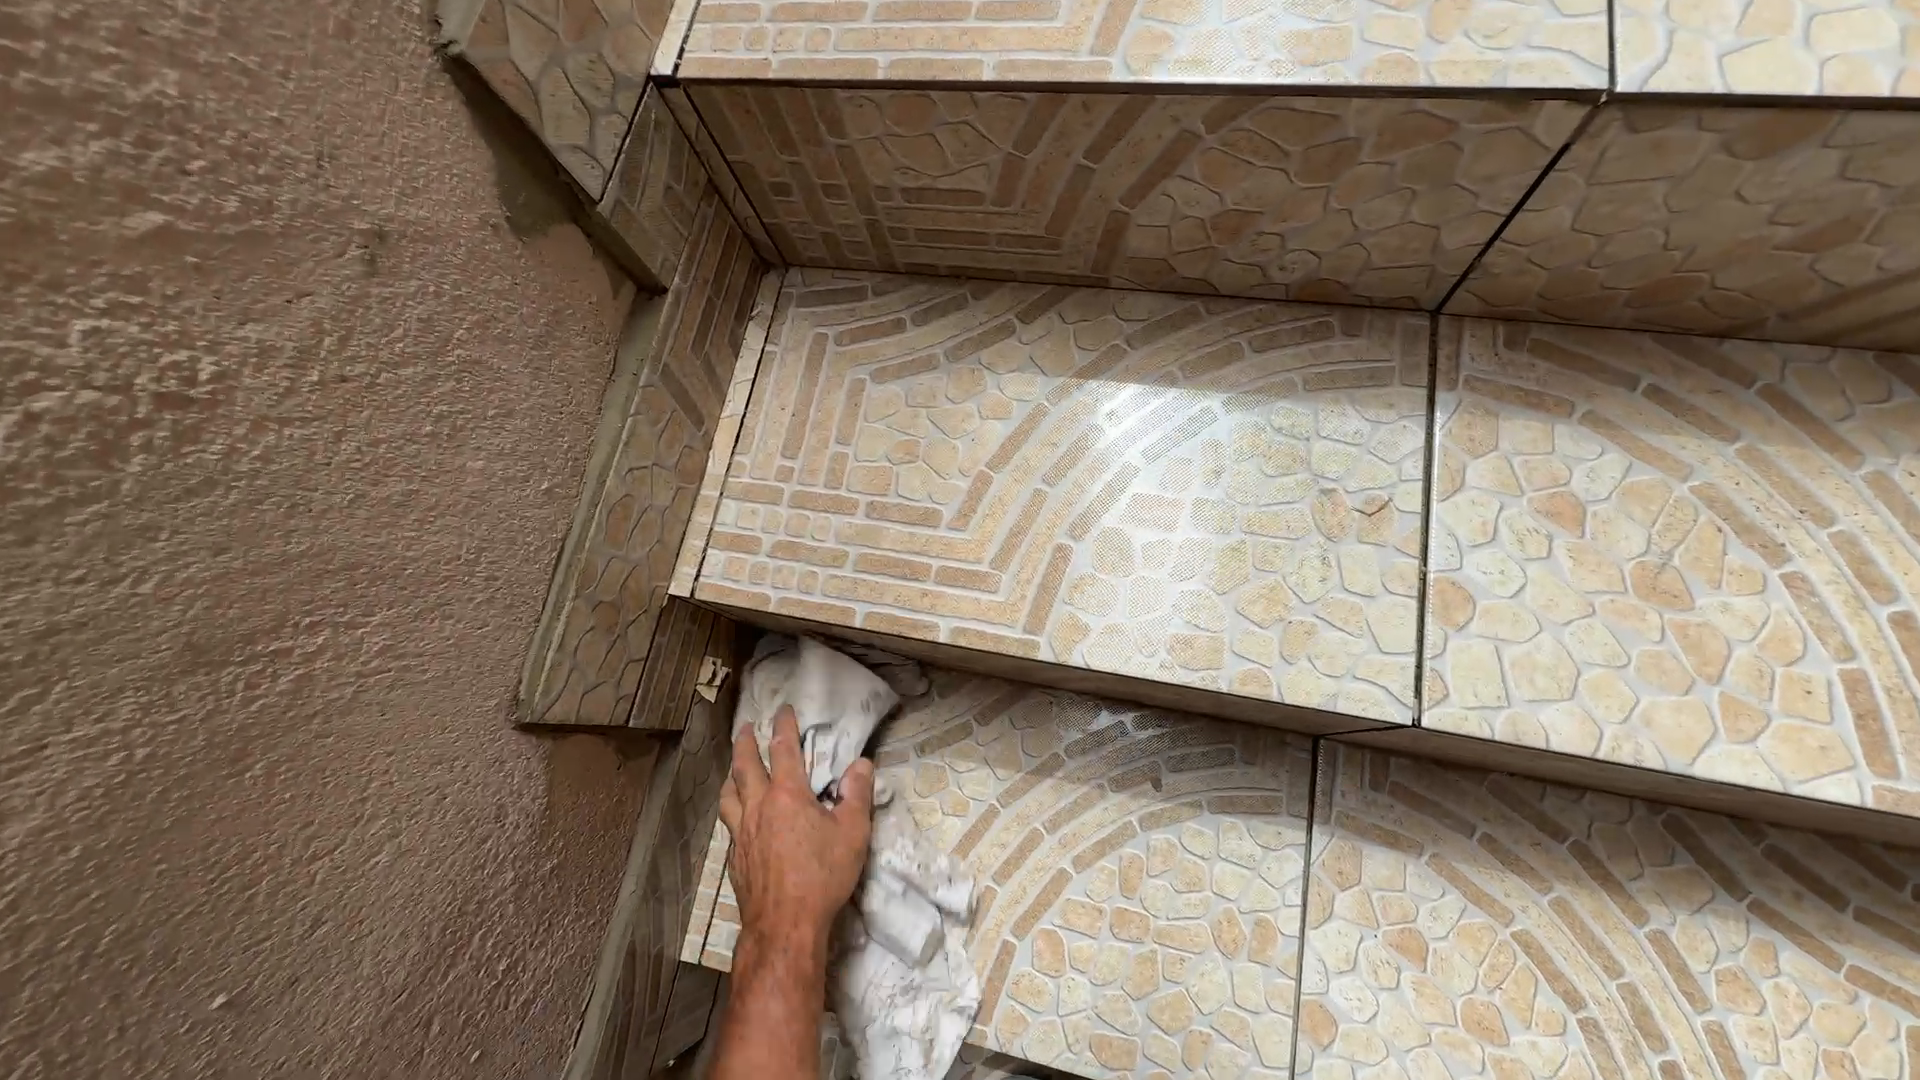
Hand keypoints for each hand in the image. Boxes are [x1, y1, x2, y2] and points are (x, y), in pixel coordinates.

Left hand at [719, 705, 874, 951]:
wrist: (785, 925)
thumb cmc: (823, 875)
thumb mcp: (853, 833)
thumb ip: (856, 795)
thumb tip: (861, 764)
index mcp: (787, 795)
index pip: (784, 750)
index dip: (784, 727)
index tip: (782, 710)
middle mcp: (758, 808)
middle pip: (745, 766)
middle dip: (745, 743)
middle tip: (745, 728)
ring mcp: (742, 834)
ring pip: (729, 794)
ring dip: (731, 775)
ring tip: (733, 768)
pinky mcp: (736, 858)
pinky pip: (729, 823)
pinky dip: (732, 808)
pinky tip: (737, 817)